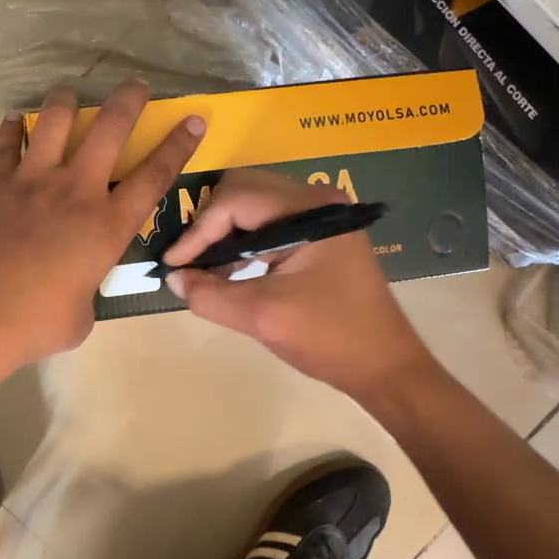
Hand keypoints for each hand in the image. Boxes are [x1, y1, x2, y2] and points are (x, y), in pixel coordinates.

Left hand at [0, 81, 204, 367]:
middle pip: (111, 127)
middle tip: (137, 85)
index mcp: (107, 226)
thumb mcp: (81, 315)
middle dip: (130, 99)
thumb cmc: (33, 325)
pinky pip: (6, 139)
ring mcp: (31, 179)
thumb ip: (87, 287)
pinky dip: (12, 126)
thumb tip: (76, 283)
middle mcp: (76, 190)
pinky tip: (14, 122)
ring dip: (67, 100)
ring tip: (69, 95)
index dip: (178, 145)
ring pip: (55, 117)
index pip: (155, 175)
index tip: (193, 120)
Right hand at [162, 168, 437, 400]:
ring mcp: (320, 215)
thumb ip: (210, 295)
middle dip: (209, 226)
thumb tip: (172, 277)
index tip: (173, 264)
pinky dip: (244, 242)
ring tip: (204, 271)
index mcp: (308, 209)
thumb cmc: (329, 337)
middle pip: (242, 191)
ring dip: (225, 234)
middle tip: (188, 262)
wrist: (386, 366)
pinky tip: (231, 273)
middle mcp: (315, 200)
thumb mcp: (262, 317)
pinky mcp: (320, 235)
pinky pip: (268, 224)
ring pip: (253, 206)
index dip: (197, 232)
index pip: (234, 201)